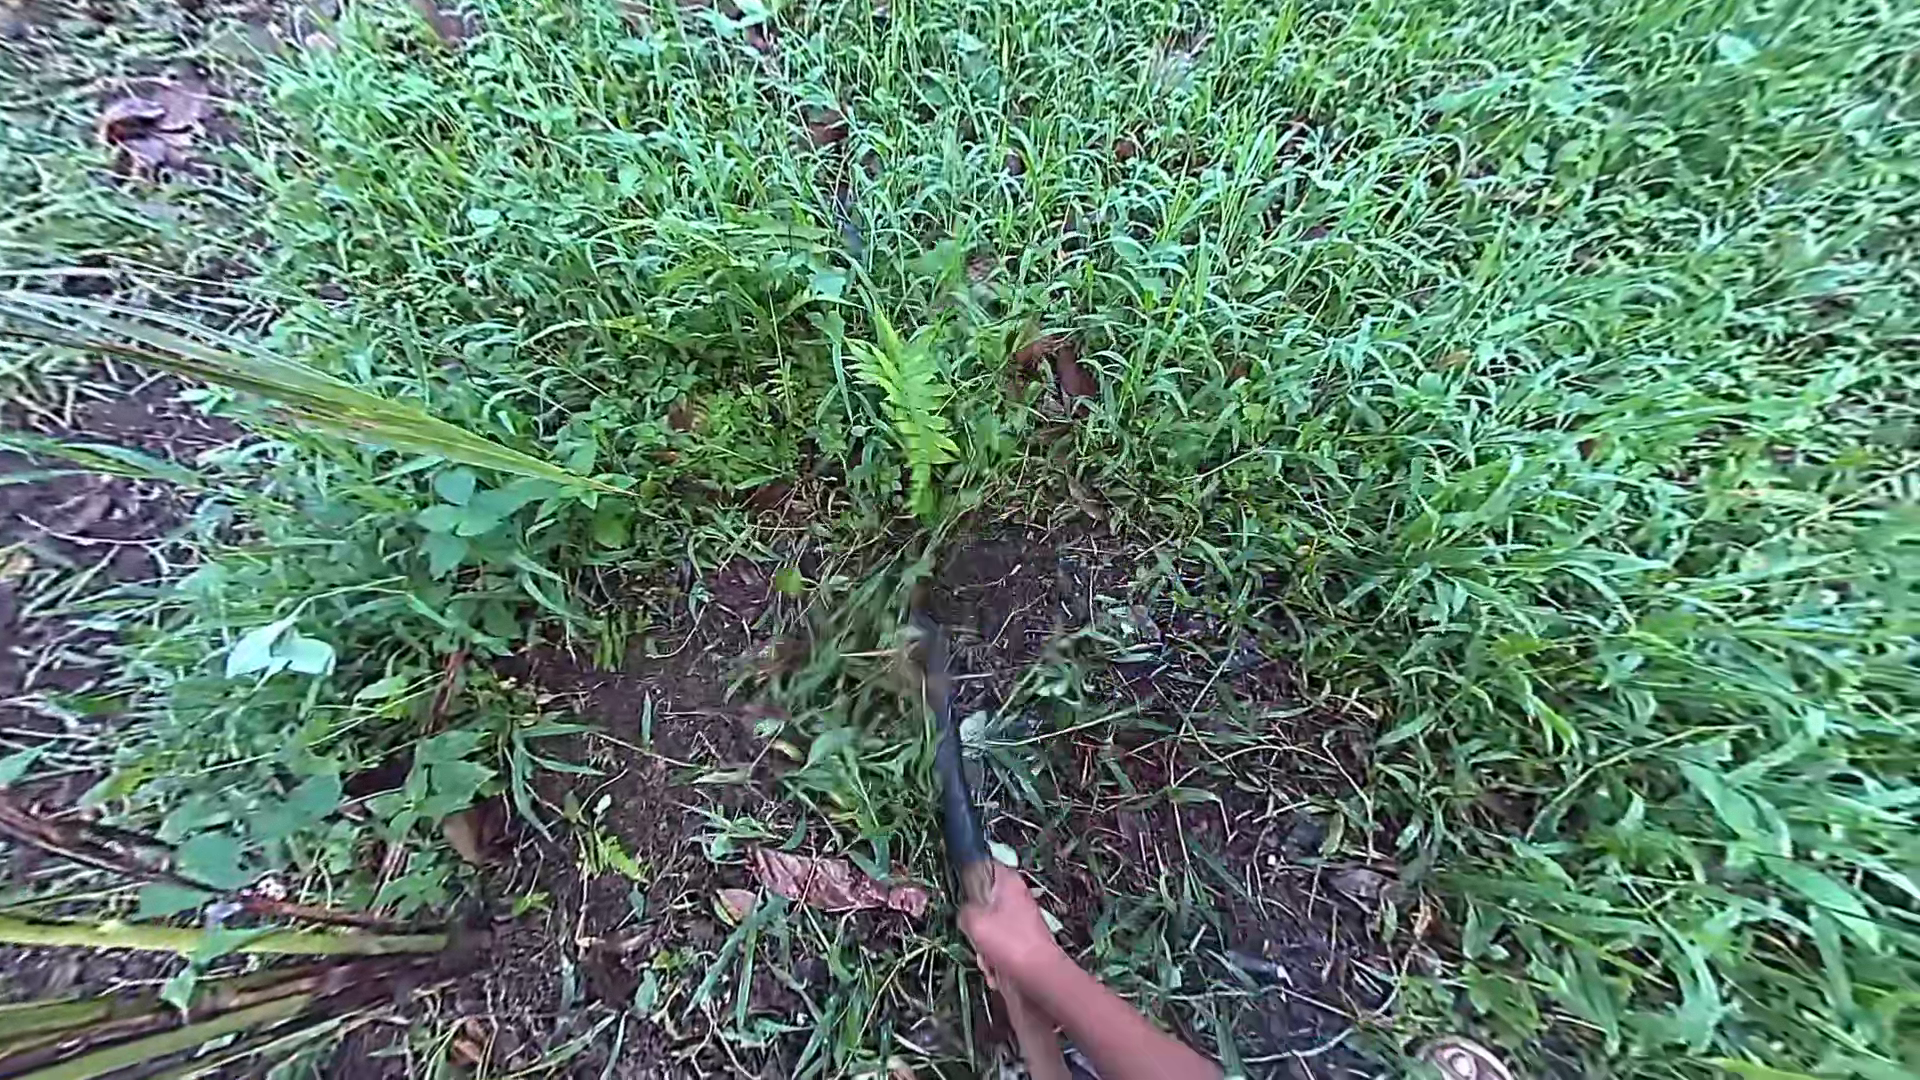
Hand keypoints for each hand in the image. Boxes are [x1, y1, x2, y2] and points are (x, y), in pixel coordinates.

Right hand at [958, 863, 1064, 987]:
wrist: (1040, 979)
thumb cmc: (1014, 944)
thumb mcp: (976, 922)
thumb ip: (964, 911)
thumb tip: (963, 913)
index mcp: (1009, 882)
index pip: (985, 865)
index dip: (970, 877)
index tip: (961, 890)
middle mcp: (1017, 898)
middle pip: (983, 902)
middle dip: (976, 923)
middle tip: (976, 933)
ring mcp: (1020, 922)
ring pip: (988, 928)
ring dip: (983, 946)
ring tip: (988, 956)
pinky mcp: (1022, 944)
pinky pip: (998, 947)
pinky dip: (994, 959)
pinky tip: (996, 969)